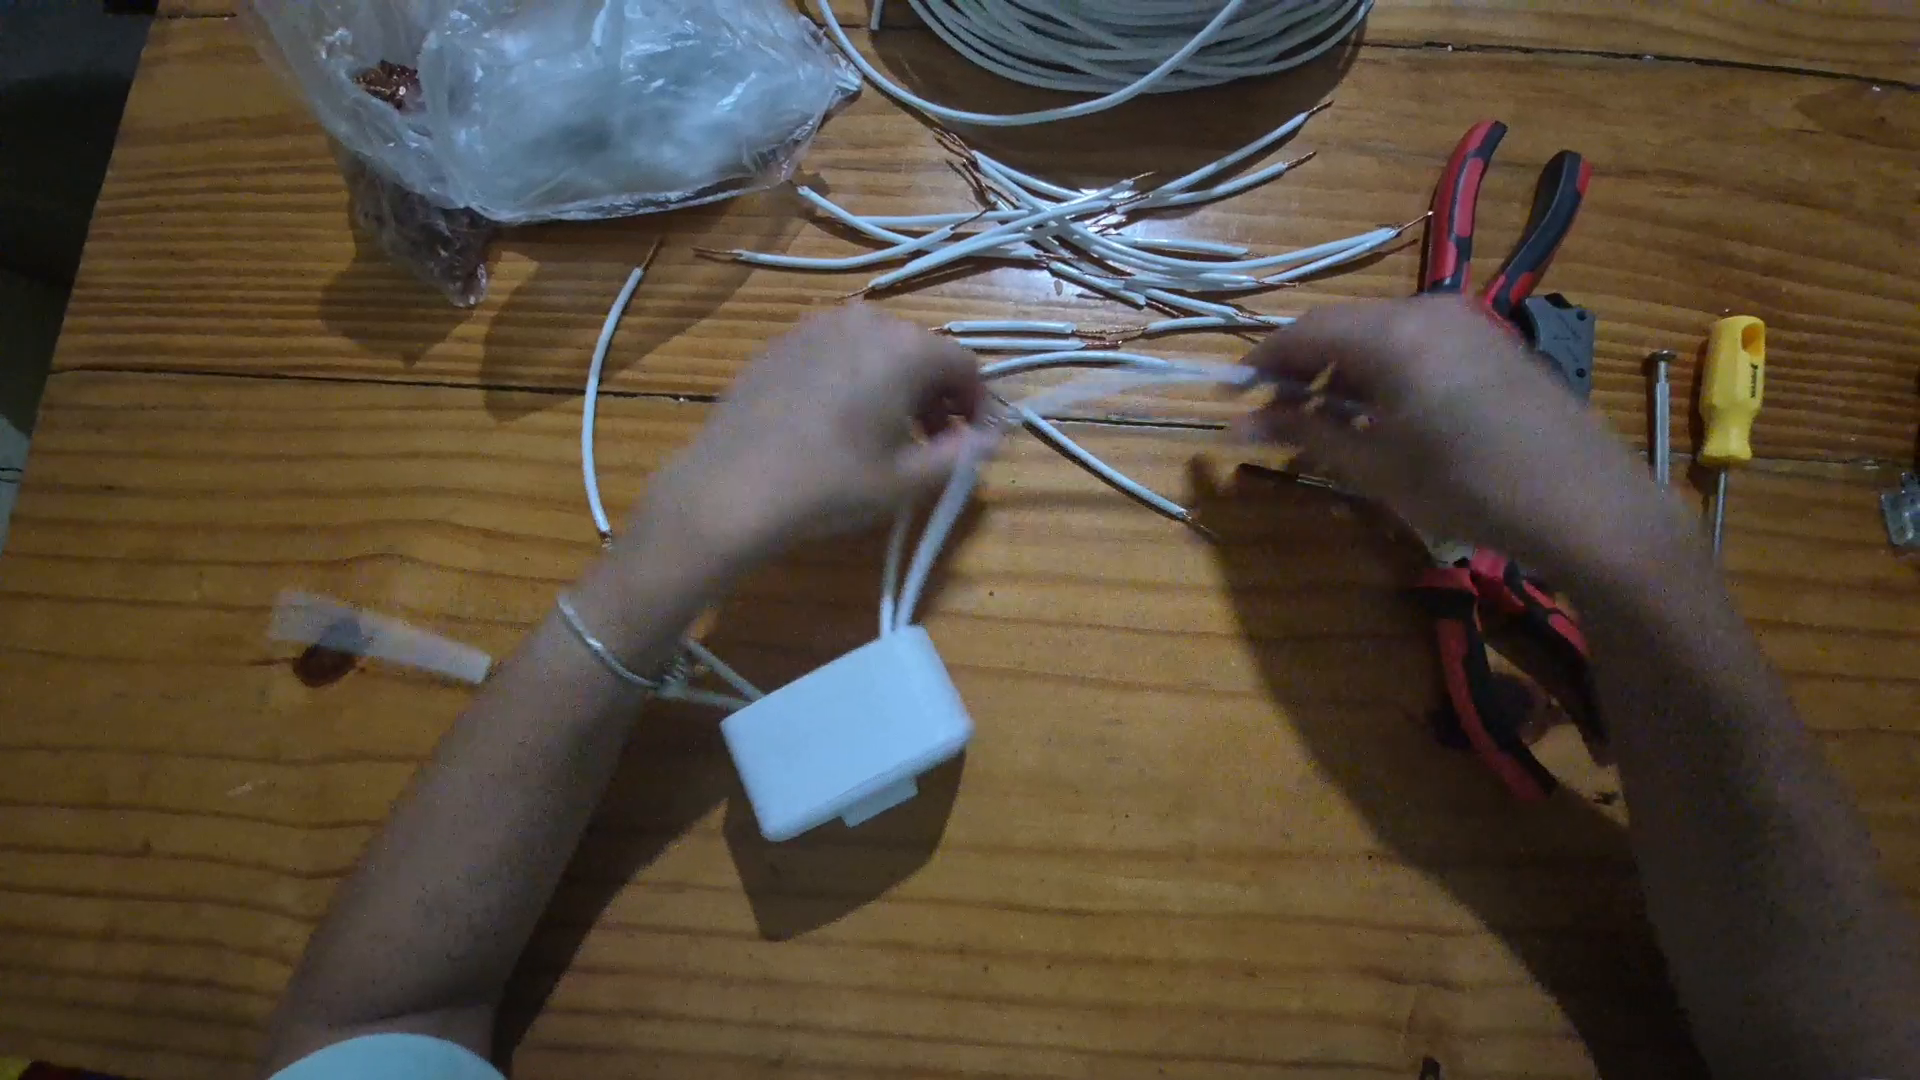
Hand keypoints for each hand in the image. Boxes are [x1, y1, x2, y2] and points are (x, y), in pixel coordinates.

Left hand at [630, 304, 993, 575]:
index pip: (965, 365)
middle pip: (922, 352)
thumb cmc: (831, 486)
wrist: (731, 488)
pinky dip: (855, 378)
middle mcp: (865, 319)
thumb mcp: (908, 481)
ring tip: (885, 434)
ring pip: (878, 350)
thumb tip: (990, 439)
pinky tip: (837, 422)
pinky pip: (838, 352)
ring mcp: (817, 325)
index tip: (972, 441)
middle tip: (930, 443)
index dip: (978, 404)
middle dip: (937, 396)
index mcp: (905, 348)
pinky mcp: (782, 341)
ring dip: (897, 387)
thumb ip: (962, 455)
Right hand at [1239, 296, 1694, 580]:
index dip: (1259, 361)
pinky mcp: (1488, 342)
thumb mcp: (1371, 463)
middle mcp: (1426, 312)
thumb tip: (1236, 426)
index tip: (1230, 393)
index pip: (1302, 331)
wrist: (1583, 503)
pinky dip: (1377, 368)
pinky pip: (1412, 341)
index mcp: (1391, 335)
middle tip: (1272, 410)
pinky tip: (1376, 411)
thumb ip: (1302, 433)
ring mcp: (1464, 322)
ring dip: (1337, 368)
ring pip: (1375, 332)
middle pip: (1338, 325)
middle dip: (1297, 365)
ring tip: (1322, 418)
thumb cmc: (1462, 485)